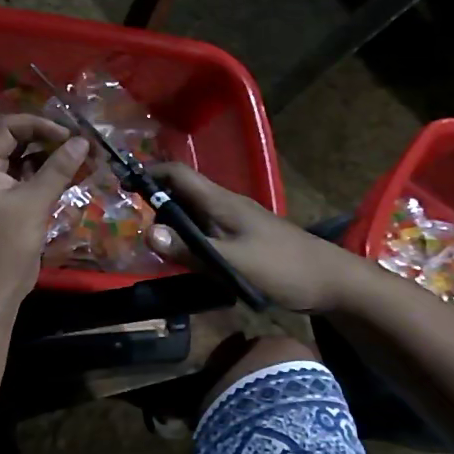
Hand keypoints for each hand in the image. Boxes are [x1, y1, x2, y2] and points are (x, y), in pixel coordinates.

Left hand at [0, 115, 89, 301]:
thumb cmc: (9, 243)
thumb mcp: (35, 202)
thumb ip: (58, 169)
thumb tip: (82, 141)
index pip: (7, 128)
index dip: (38, 125)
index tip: (67, 135)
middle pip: (17, 141)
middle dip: (48, 139)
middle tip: (79, 144)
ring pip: (26, 160)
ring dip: (53, 156)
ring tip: (84, 156)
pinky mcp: (11, 202)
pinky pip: (31, 178)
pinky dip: (51, 174)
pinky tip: (75, 173)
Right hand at [145, 162, 362, 311]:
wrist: (331, 281)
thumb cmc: (283, 268)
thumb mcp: (233, 261)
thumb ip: (190, 249)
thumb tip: (147, 232)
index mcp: (222, 202)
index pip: (179, 174)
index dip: (150, 172)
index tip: (121, 181)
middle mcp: (227, 205)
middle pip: (184, 191)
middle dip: (155, 197)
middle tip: (128, 215)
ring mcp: (238, 221)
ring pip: (195, 212)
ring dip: (171, 218)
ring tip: (148, 237)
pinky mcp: (245, 238)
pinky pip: (207, 229)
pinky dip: (188, 235)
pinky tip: (182, 254)